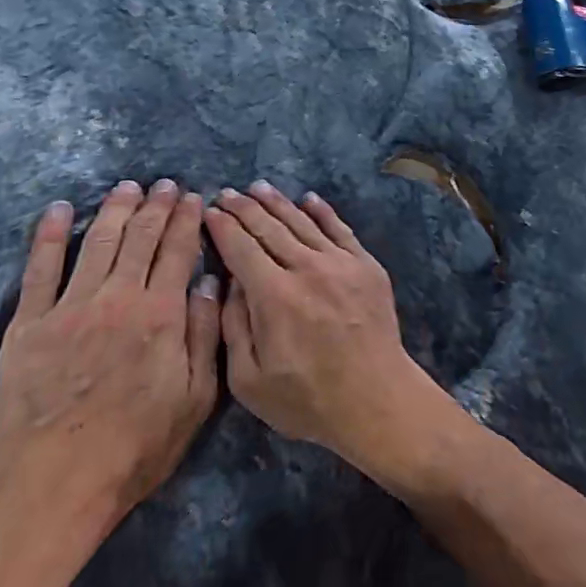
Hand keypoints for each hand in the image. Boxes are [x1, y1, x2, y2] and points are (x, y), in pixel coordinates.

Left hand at [0, 179, 221, 518]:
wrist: (55, 483)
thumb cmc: (138, 444)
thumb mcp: (197, 397)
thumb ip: (204, 335)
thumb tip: (208, 283)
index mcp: (161, 314)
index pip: (178, 251)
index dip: (187, 220)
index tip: (194, 197)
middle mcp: (118, 298)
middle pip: (140, 238)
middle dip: (156, 206)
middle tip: (166, 184)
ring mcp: (69, 308)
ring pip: (97, 242)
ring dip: (115, 209)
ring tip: (127, 187)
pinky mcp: (29, 325)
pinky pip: (40, 270)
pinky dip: (49, 236)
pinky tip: (58, 211)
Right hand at [205, 182, 438, 467]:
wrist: (376, 398)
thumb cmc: (307, 399)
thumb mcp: (249, 380)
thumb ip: (233, 326)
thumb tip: (227, 281)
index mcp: (274, 296)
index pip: (241, 248)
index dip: (223, 227)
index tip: (209, 210)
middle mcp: (307, 268)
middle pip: (270, 228)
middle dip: (245, 208)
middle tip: (228, 193)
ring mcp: (341, 263)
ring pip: (303, 223)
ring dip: (278, 203)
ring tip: (259, 187)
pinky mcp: (366, 266)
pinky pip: (340, 229)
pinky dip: (322, 212)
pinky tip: (308, 198)